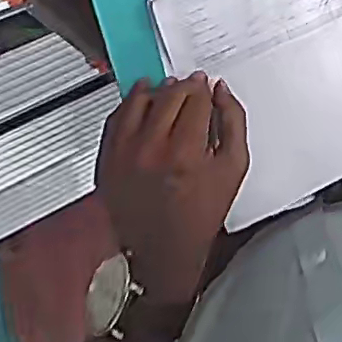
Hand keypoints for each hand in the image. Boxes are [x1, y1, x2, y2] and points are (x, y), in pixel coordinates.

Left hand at [96, 74, 248, 310]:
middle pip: (170, 94)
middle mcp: (151, 151)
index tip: (208, 88)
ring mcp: (125, 156)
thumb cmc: (200, 214)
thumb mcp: (234, 166)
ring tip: (167, 90)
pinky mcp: (107, 162)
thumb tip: (220, 91)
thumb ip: (233, 120)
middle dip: (186, 87)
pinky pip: (116, 118)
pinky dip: (130, 104)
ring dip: (157, 89)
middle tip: (193, 87)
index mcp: (186, 153)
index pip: (196, 98)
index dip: (205, 88)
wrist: (163, 254)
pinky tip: (142, 101)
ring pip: (140, 99)